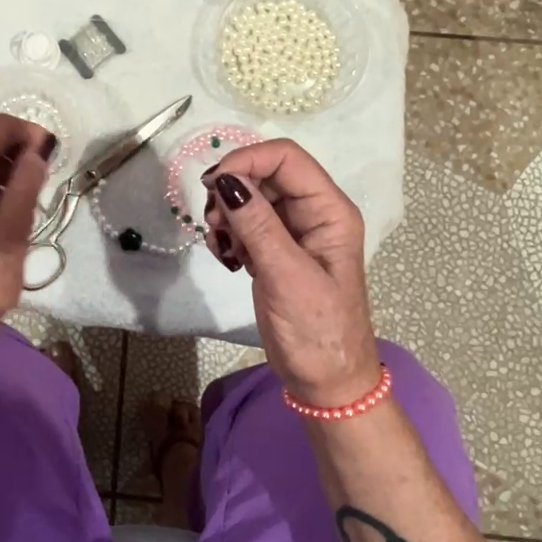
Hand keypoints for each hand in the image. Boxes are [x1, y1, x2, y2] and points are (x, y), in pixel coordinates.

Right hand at [201, 139, 381, 405]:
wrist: (326, 383)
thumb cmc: (318, 332)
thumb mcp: (287, 276)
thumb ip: (257, 225)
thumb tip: (224, 179)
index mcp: (329, 211)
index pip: (285, 158)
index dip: (246, 160)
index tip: (212, 185)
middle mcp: (313, 213)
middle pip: (264, 173)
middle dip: (232, 189)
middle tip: (213, 223)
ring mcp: (293, 232)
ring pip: (250, 197)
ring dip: (227, 213)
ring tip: (222, 247)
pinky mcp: (274, 250)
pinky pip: (245, 223)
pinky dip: (228, 233)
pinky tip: (228, 258)